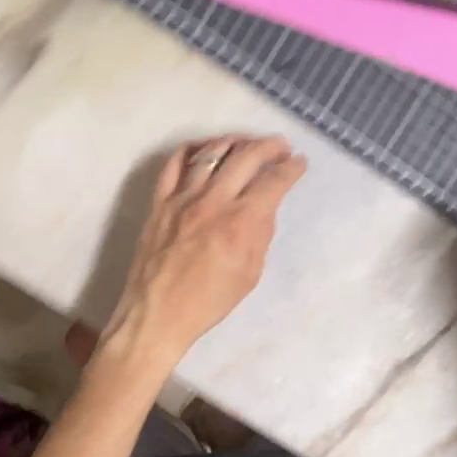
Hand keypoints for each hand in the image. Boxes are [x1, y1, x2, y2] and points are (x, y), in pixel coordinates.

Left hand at [99, 136, 306, 373]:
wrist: (158, 314)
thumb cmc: (208, 303)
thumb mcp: (249, 275)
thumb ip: (260, 236)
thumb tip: (265, 208)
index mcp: (240, 223)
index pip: (273, 182)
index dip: (291, 169)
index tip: (298, 163)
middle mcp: (212, 202)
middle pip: (246, 157)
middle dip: (269, 147)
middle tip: (280, 148)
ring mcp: (182, 199)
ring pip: (211, 152)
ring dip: (234, 142)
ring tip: (246, 144)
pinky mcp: (160, 203)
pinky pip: (174, 164)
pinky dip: (192, 150)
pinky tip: (203, 149)